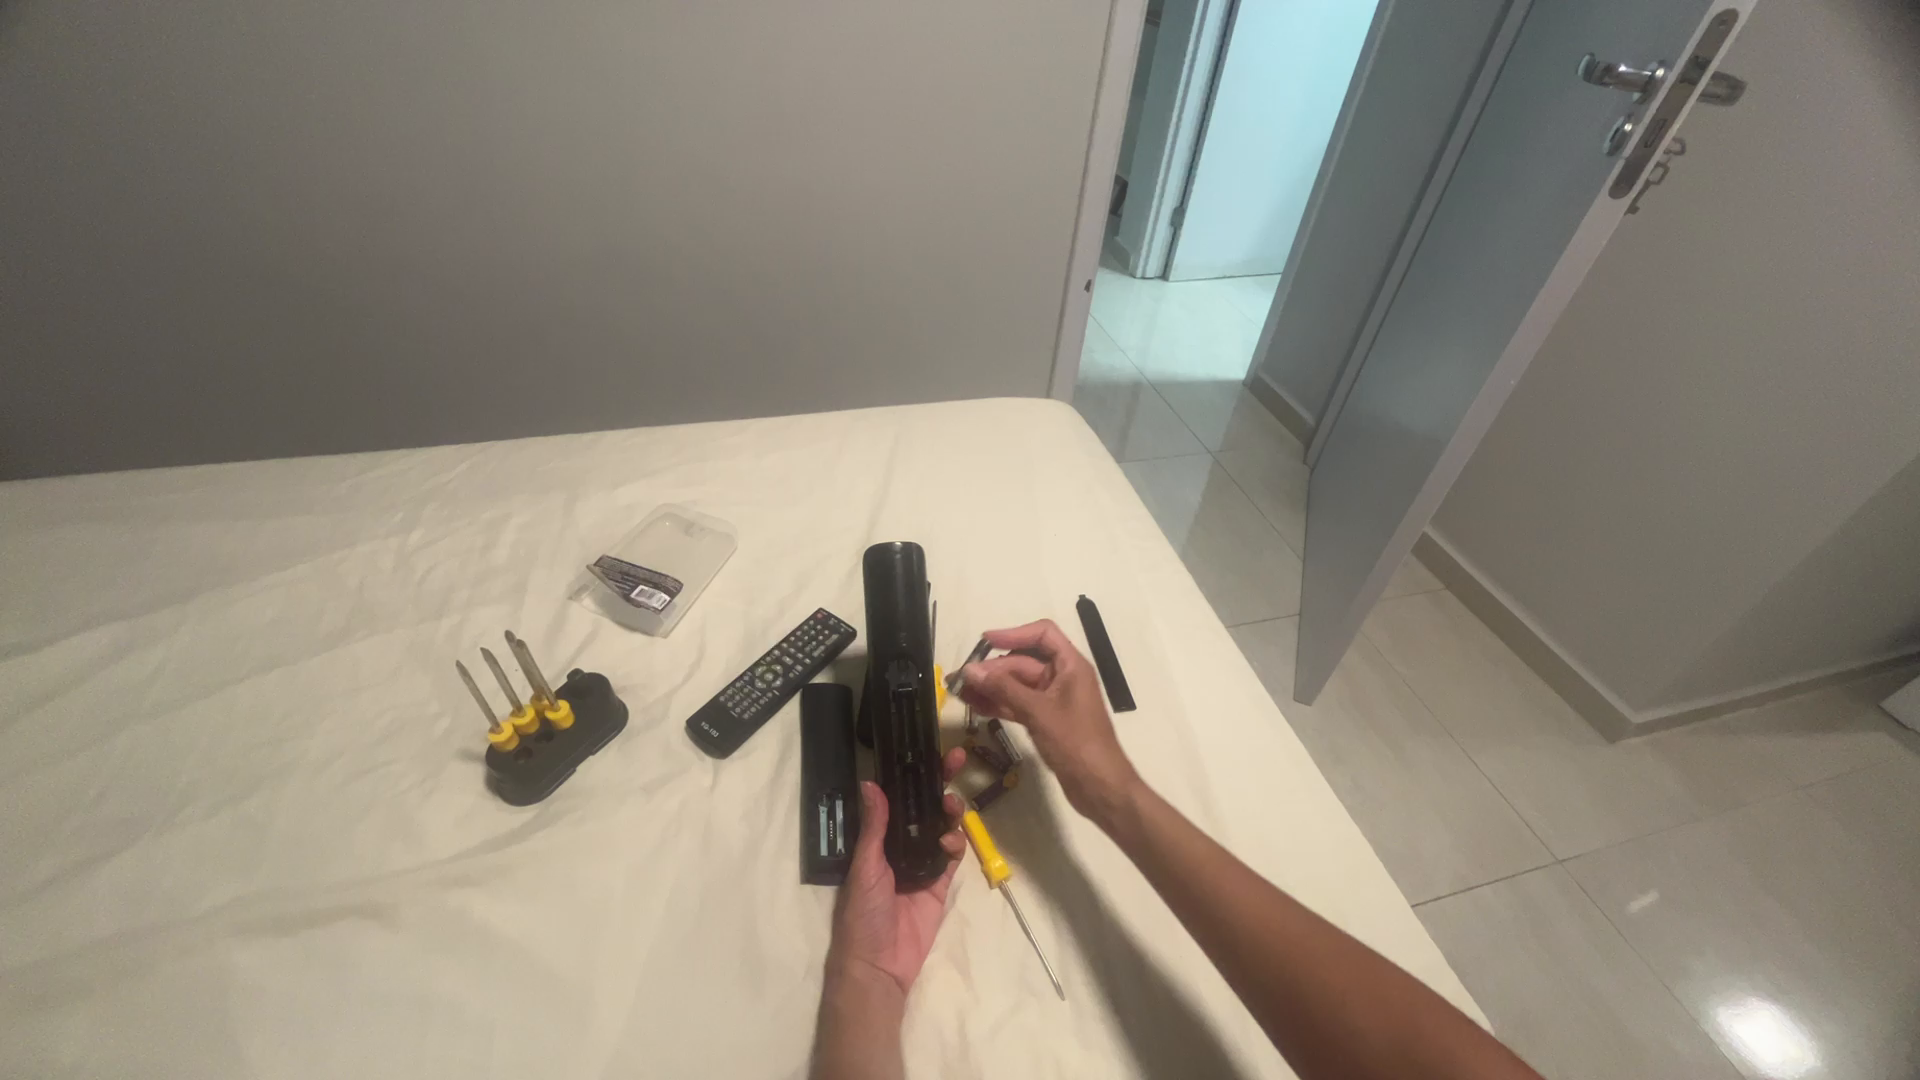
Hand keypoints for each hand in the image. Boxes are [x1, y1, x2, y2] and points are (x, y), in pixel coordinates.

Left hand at [826, 746, 968, 996]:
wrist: (878, 966)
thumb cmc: (862, 914)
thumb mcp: (865, 867)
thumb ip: (874, 827)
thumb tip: (869, 783)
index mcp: (879, 839)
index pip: (898, 798)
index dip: (913, 775)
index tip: (928, 752)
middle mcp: (901, 845)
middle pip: (925, 806)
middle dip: (940, 781)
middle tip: (955, 759)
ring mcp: (923, 863)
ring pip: (942, 826)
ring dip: (950, 810)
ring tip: (952, 804)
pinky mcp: (939, 883)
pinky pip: (952, 856)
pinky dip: (956, 843)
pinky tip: (952, 840)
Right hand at [956, 620, 1142, 827]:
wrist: (1099, 786)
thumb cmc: (1075, 742)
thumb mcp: (1038, 711)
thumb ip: (1003, 688)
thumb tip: (970, 670)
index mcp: (1071, 665)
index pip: (1043, 634)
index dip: (1013, 634)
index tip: (985, 641)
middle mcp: (1062, 677)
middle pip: (1023, 661)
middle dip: (992, 668)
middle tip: (960, 678)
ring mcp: (1054, 699)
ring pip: (1017, 685)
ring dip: (991, 687)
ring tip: (960, 692)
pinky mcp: (1046, 720)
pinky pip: (1018, 704)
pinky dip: (999, 704)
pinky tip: (976, 706)